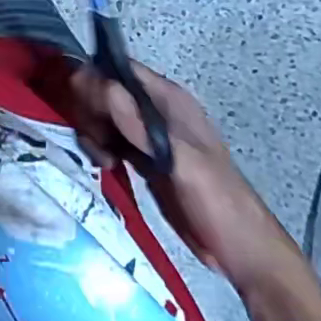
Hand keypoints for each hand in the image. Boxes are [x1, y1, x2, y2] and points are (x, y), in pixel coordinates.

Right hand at [70, 62, 304, 287]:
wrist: (240, 250)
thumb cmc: (218, 200)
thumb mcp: (180, 162)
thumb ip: (140, 126)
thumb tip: (103, 86)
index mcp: (169, 100)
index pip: (122, 70)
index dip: (97, 78)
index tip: (81, 103)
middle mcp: (156, 110)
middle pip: (108, 90)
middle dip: (93, 109)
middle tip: (96, 138)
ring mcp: (149, 134)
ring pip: (105, 114)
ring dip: (94, 130)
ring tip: (102, 157)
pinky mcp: (144, 157)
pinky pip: (110, 138)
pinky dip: (100, 146)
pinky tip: (105, 164)